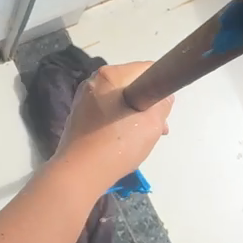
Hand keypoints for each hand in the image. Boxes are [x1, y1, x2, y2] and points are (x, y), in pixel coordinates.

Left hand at [50, 62, 172, 192]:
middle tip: (157, 129)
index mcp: (108, 75)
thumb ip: (162, 105)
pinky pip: (105, 113)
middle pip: (131, 85)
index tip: (164, 111)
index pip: (146, 70)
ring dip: (134, 116)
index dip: (161, 88)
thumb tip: (163, 97)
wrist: (80, 173)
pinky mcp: (78, 117)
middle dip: (147, 105)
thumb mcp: (152, 124)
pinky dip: (117, 123)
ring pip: (118, 101)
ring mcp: (82, 100)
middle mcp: (92, 82)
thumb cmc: (117, 145)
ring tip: (141, 140)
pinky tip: (123, 143)